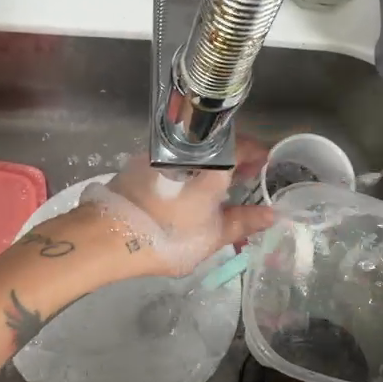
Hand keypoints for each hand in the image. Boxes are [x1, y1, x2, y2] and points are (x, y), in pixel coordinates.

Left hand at [66, 145, 276, 278]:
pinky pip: (176, 159)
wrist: (111, 235)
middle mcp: (189, 149)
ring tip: (220, 185)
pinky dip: (190, 168)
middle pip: (220, 145)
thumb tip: (272, 214)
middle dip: (236, 159)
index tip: (265, 164)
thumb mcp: (213, 235)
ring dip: (212, 163)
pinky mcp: (142, 163)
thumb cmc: (171, 235)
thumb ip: (244, 222)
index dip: (257, 154)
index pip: (243, 146)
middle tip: (247, 176)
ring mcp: (163, 153)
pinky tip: (190, 187)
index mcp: (213, 162)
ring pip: (196, 151)